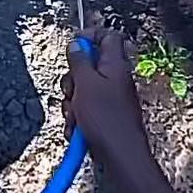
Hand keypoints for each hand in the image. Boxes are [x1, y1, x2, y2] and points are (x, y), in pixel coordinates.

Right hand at [62, 26, 147, 155]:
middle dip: (72, 79)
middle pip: (88, 65)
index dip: (90, 35)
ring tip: (76, 117)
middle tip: (72, 90)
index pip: (108, 36)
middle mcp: (114, 78)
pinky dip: (77, 118)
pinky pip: (83, 109)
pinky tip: (77, 130)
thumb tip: (76, 44)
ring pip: (82, 89)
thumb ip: (79, 61)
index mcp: (115, 64)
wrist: (120, 157)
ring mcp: (109, 97)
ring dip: (72, 103)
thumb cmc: (107, 120)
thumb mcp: (86, 84)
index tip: (73, 43)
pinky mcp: (103, 115)